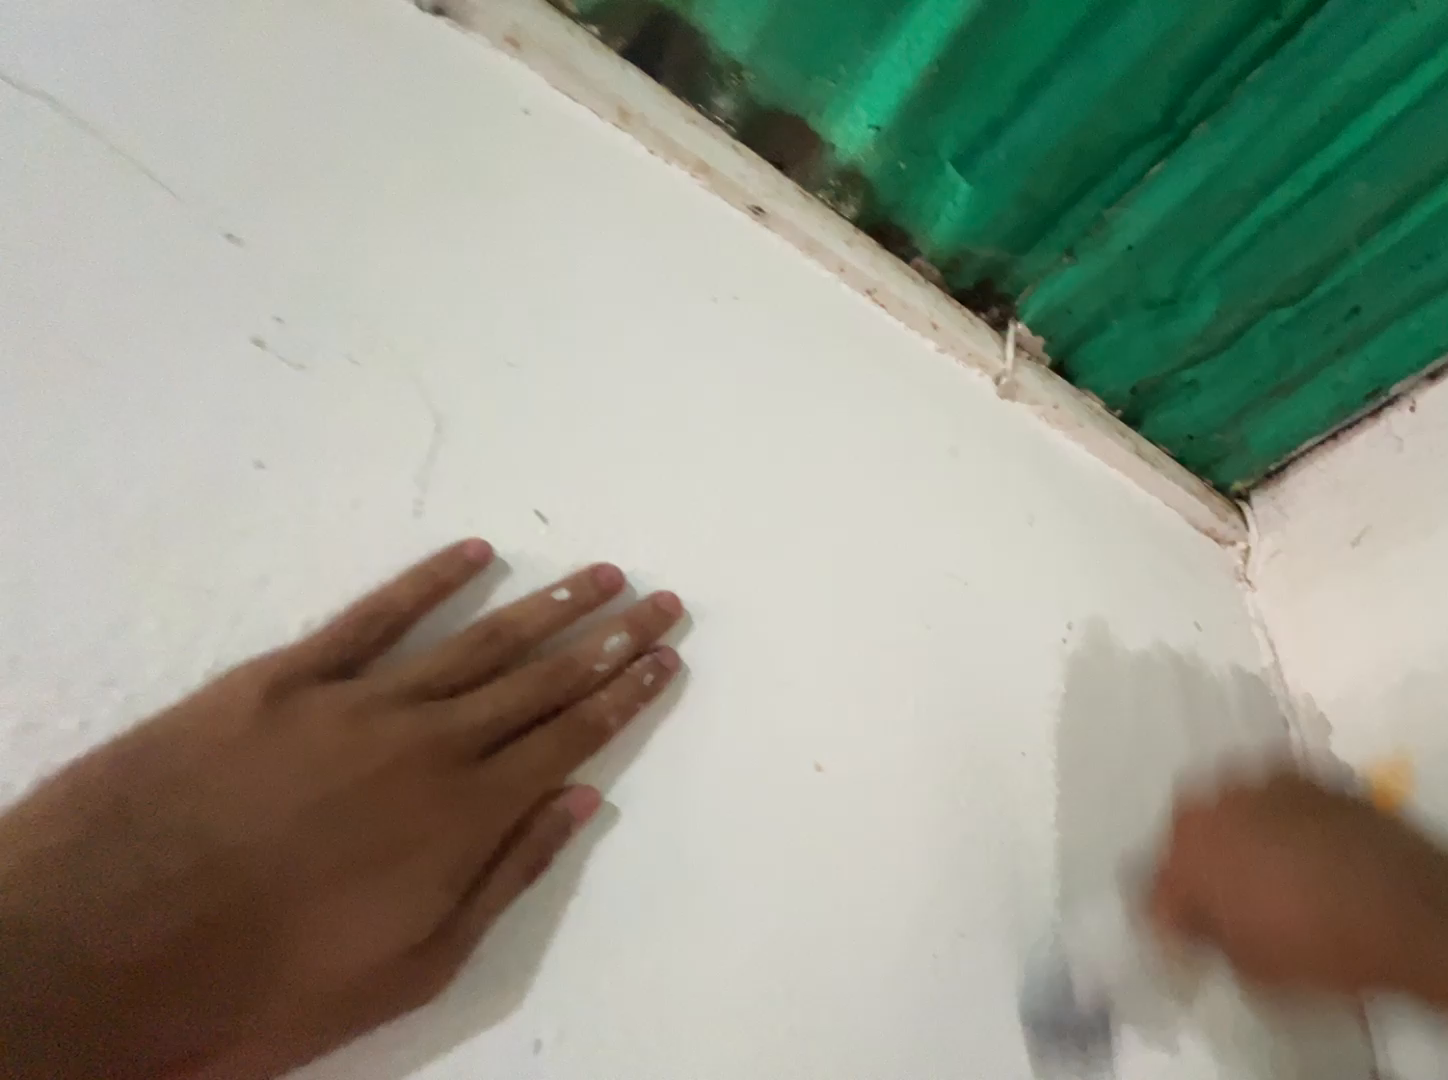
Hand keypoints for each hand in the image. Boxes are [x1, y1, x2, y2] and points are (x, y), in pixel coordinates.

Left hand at [0, 540, 684, 1079]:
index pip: (577, 733)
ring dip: (551, 602)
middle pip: (547, 676)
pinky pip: (370, 618)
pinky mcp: (279, 682)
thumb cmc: (256, 989)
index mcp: (467, 813)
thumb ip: (508, 876)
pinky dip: (428, 581)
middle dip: (616, 636)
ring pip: (481, 639)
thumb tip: (582, 802)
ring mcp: (357, 705)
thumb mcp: (409, 967)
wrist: (63, 975)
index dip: (630, 690)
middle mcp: (433, 744)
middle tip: (662, 601)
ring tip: (602, 573)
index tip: (667, 656)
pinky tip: (475, 551)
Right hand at [1149, 768, 1447, 996]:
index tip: (1189, 938)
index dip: (1169, 917)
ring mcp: (1253, 780)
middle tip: (1231, 900)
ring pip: (1227, 809)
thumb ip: (1206, 934)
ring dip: (1238, 834)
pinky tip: (1305, 847)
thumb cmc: (1319, 948)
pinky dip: (1278, 817)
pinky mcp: (1298, 770)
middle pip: (1185, 836)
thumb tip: (1195, 920)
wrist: (1407, 905)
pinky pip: (1270, 796)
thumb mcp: (1248, 967)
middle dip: (1200, 865)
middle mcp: (1206, 804)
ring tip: (1273, 870)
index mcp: (1183, 854)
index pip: (1153, 888)